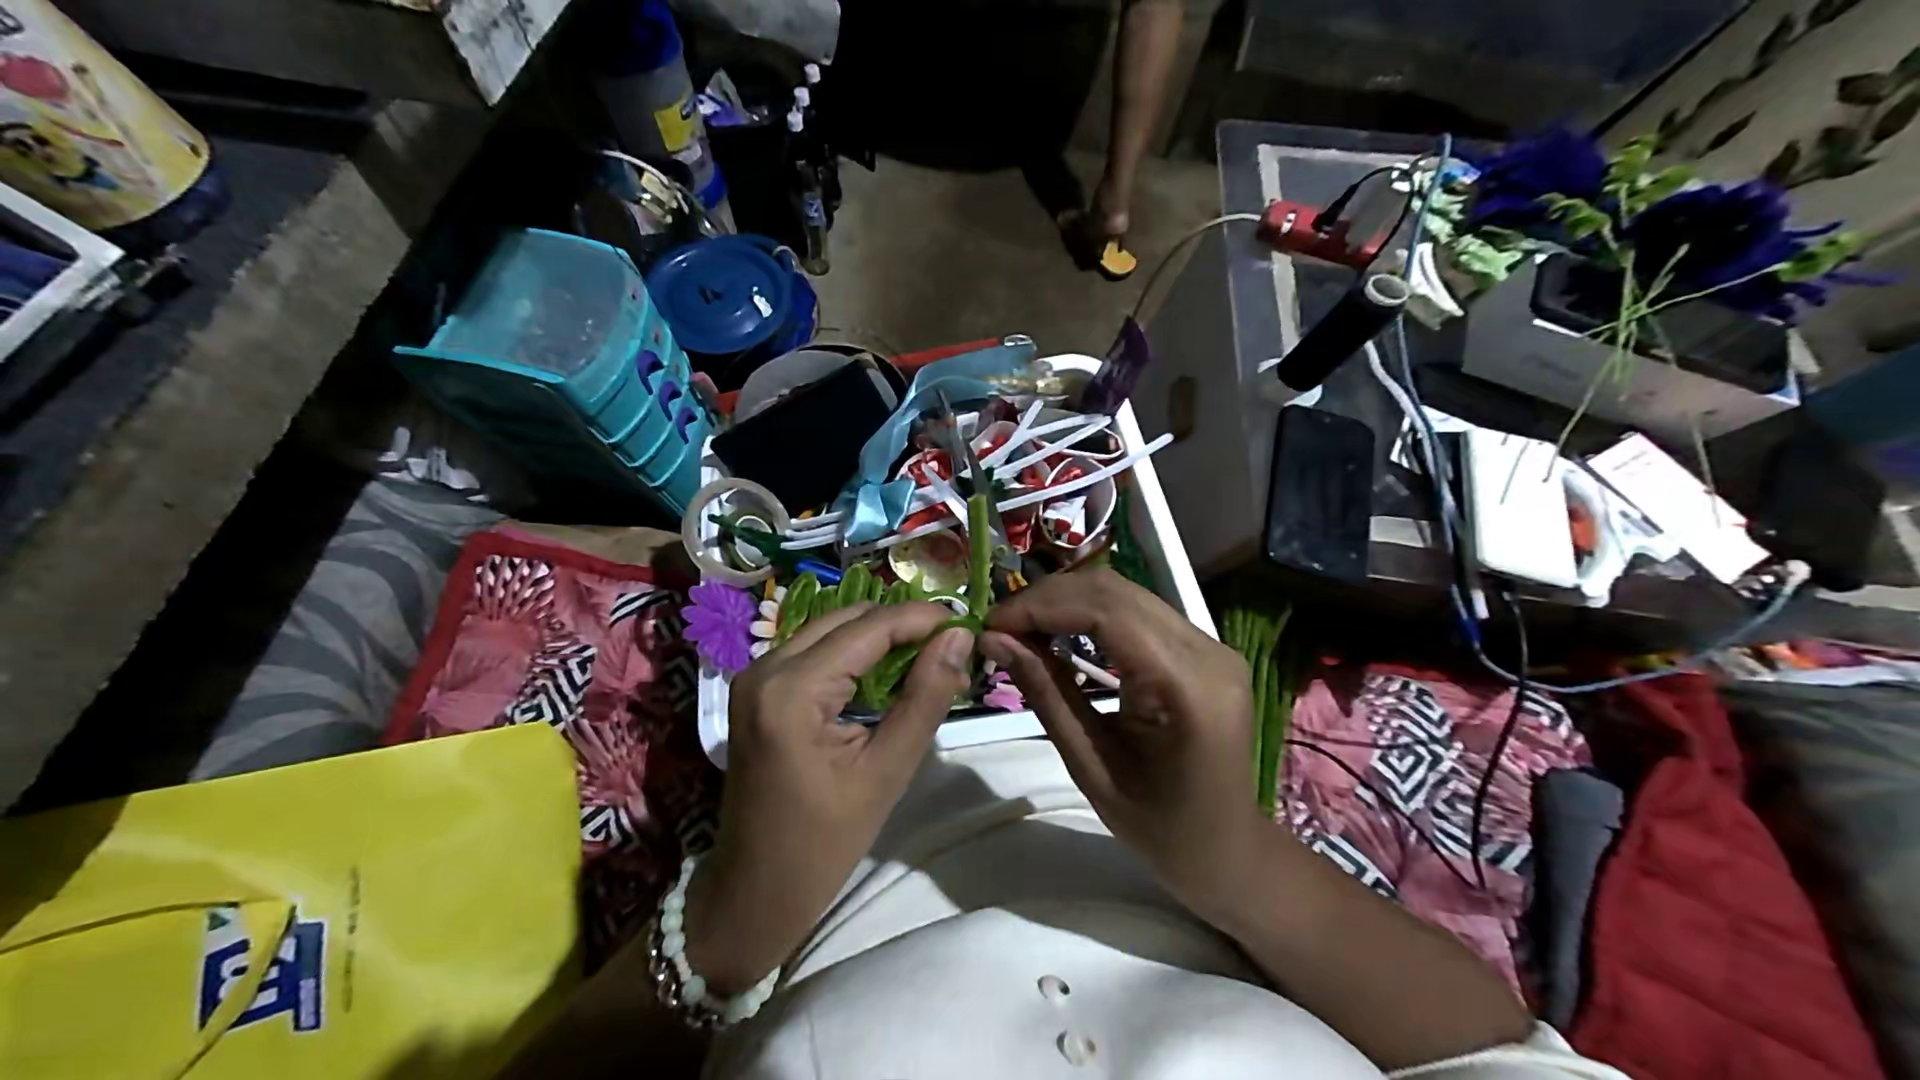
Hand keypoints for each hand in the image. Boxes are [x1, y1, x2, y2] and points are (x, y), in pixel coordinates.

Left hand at [686, 603, 974, 993]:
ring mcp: (755, 676)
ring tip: (927, 656)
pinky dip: (853, 654)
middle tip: (951, 644)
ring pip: (830, 630)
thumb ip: (926, 697)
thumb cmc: (822, 844)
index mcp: (792, 689)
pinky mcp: (757, 690)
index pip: (869, 628)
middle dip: (902, 624)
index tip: (968, 624)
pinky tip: (886, 674)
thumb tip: (959, 637)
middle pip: (847, 620)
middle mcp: (765, 667)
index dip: (922, 618)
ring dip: (879, 636)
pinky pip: (813, 652)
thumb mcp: (886, 772)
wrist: (753, 892)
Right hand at [980, 570, 1262, 918]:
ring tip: (1021, 626)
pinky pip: (1138, 611)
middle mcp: (1208, 652)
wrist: (1226, 850)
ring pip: (1126, 593)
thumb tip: (994, 639)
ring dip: (1066, 601)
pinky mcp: (1203, 647)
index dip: (1041, 606)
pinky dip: (1090, 612)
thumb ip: (1046, 693)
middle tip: (1000, 625)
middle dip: (1048, 598)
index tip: (991, 623)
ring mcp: (1212, 645)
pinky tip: (1059, 630)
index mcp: (1188, 688)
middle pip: (1116, 591)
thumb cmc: (1158, 826)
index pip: (1107, 612)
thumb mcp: (1091, 766)